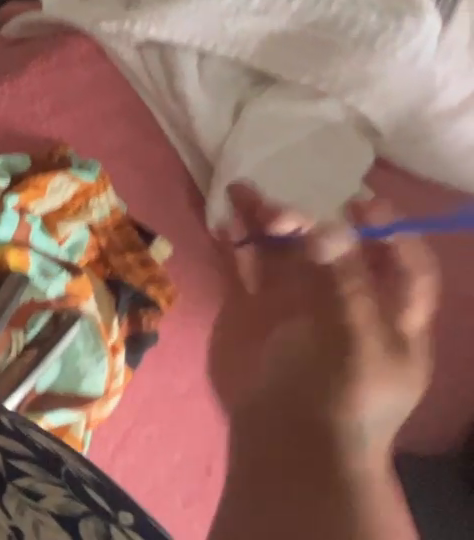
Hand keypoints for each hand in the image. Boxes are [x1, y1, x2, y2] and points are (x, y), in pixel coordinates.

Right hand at [209, 185, 438, 456]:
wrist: (289, 431)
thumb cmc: (342, 390)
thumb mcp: (357, 336)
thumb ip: (342, 281)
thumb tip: (325, 226)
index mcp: (389, 316)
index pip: (401, 265)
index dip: (386, 232)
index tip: (358, 200)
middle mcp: (343, 302)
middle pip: (331, 250)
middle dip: (307, 220)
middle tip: (274, 204)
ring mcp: (293, 305)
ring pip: (280, 252)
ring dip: (262, 222)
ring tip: (237, 191)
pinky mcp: (250, 308)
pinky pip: (242, 266)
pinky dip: (232, 243)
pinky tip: (221, 222)